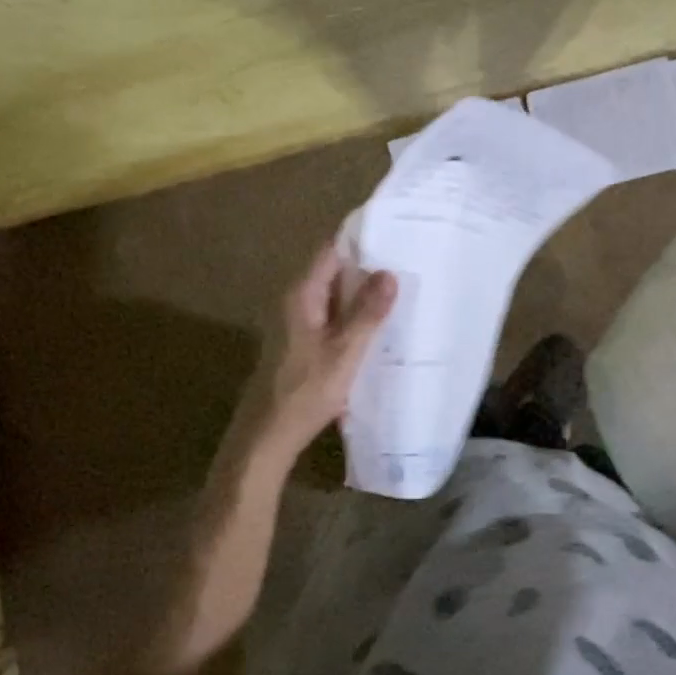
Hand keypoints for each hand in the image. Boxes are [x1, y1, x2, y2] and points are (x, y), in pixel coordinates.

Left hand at [241, 242, 396, 465]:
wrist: (267, 436)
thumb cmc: (305, 391)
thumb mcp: (344, 352)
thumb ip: (367, 313)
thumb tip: (389, 273)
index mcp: (302, 294)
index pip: (331, 250)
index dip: (361, 242)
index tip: (395, 237)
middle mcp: (295, 301)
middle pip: (333, 272)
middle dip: (367, 269)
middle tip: (408, 265)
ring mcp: (296, 323)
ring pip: (334, 297)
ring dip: (362, 296)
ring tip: (401, 293)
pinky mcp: (301, 344)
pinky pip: (331, 318)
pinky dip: (352, 318)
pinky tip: (378, 329)